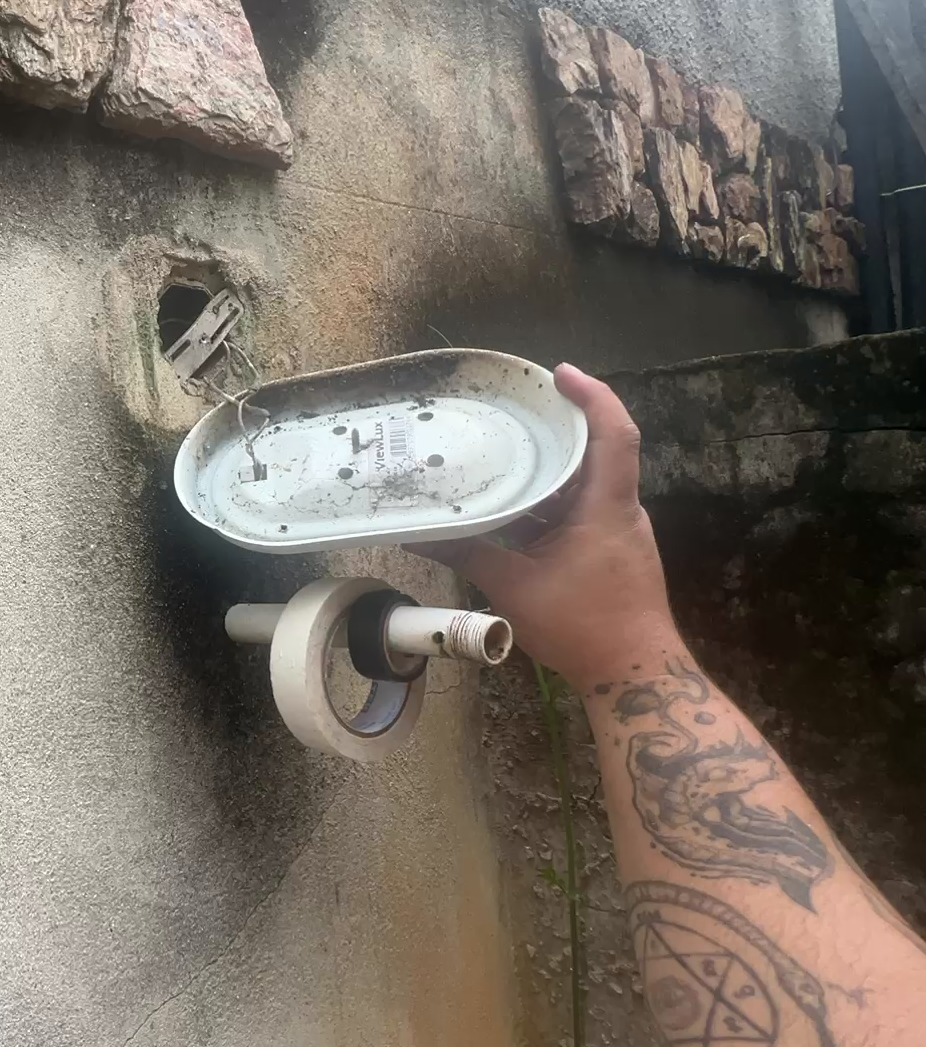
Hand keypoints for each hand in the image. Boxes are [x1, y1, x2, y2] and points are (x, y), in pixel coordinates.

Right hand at [406, 364, 680, 687]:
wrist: (633, 673)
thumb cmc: (581, 625)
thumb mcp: (511, 585)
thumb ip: (464, 554)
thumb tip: (414, 536)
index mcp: (606, 510)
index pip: (615, 437)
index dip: (594, 397)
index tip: (560, 374)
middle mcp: (617, 512)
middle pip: (594, 453)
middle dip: (555, 426)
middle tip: (510, 409)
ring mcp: (613, 532)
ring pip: (579, 485)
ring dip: (543, 468)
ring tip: (497, 452)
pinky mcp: (604, 550)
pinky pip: (572, 511)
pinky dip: (541, 500)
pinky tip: (506, 506)